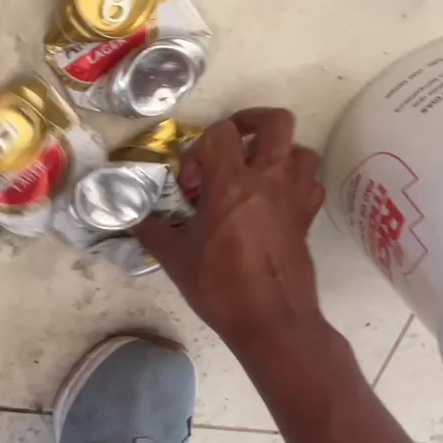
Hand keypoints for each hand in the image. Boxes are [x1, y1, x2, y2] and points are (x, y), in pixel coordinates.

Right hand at [136, 109, 336, 358]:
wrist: (270, 320)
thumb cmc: (219, 285)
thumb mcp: (174, 257)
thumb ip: (152, 229)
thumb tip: (133, 218)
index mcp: (231, 183)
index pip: (221, 132)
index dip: (200, 149)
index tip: (191, 184)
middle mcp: (268, 180)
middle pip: (276, 122)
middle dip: (251, 123)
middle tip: (230, 143)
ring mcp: (293, 197)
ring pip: (300, 149)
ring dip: (277, 152)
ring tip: (253, 172)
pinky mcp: (308, 218)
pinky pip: (309, 182)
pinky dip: (294, 181)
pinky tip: (272, 200)